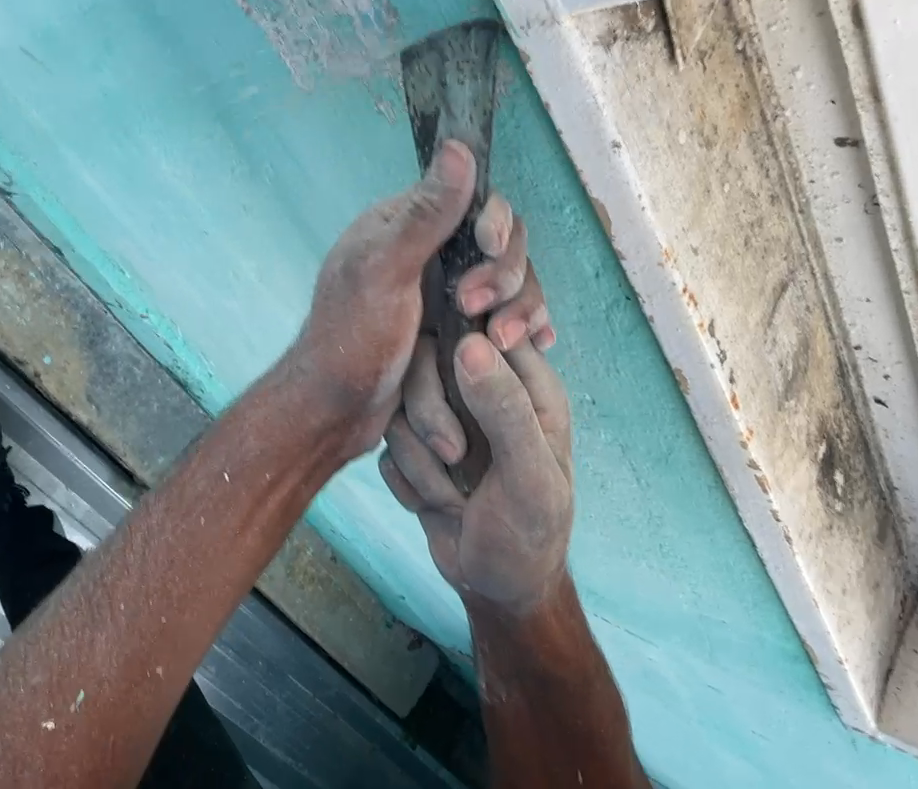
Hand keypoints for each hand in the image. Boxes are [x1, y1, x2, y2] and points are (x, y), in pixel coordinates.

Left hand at [286, 142, 550, 458]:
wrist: (336, 413)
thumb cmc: (350, 337)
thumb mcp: (383, 271)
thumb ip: (424, 214)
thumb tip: (459, 147)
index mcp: (405, 226)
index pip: (472, 202)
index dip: (492, 223)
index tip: (488, 249)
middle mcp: (431, 253)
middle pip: (502, 244)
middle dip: (504, 275)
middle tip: (478, 310)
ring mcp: (447, 294)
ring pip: (511, 283)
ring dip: (520, 306)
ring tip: (503, 341)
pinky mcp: (460, 330)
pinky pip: (507, 317)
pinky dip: (526, 327)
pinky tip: (539, 345)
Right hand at [379, 334, 573, 614]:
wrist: (498, 589)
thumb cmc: (532, 531)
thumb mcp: (530, 474)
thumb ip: (505, 408)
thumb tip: (470, 344)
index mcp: (522, 383)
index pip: (480, 329)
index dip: (458, 341)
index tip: (447, 370)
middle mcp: (478, 392)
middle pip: (423, 363)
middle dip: (429, 418)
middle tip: (455, 457)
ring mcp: (442, 420)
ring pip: (398, 409)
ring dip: (421, 463)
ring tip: (454, 496)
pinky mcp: (415, 450)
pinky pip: (385, 448)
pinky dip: (408, 482)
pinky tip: (438, 506)